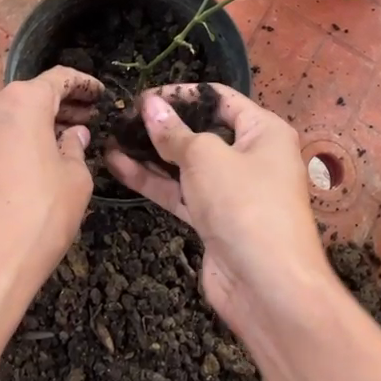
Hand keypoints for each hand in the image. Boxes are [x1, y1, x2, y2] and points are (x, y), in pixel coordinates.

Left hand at [0, 66, 101, 300]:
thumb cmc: (39, 215)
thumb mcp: (75, 180)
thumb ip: (75, 147)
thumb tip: (73, 134)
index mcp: (21, 102)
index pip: (58, 78)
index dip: (83, 84)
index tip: (100, 94)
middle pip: (30, 95)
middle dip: (60, 103)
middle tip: (88, 116)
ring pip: (9, 116)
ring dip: (36, 122)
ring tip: (64, 139)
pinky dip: (16, 139)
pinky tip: (35, 158)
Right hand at [107, 85, 334, 332]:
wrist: (267, 286)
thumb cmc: (244, 204)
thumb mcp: (205, 157)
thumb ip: (174, 132)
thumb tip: (150, 105)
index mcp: (264, 131)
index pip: (221, 99)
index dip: (183, 94)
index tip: (145, 96)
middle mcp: (252, 157)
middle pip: (202, 131)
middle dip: (164, 125)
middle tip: (123, 117)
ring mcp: (232, 191)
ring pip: (186, 164)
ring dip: (151, 153)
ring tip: (112, 138)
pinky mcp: (214, 220)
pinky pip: (180, 192)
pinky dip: (153, 180)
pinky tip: (118, 166)